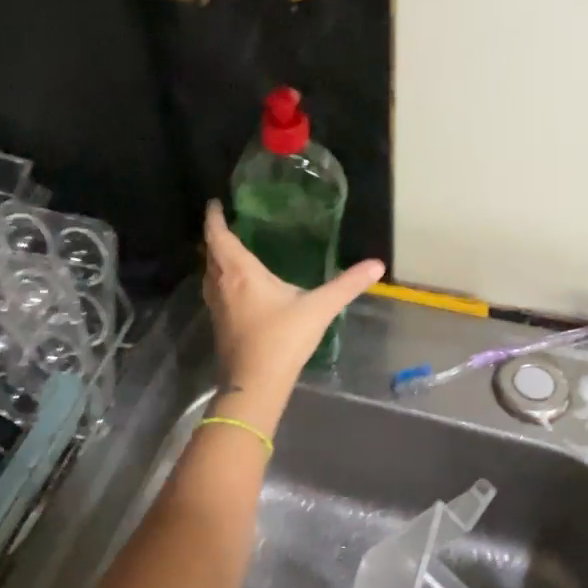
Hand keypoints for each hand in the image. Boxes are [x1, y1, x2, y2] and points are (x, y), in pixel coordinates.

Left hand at [202, 199, 383, 389]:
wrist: (255, 384)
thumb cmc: (282, 339)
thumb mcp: (319, 308)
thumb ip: (347, 285)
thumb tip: (377, 265)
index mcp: (240, 272)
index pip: (218, 237)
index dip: (213, 218)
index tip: (215, 203)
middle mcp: (222, 285)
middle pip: (211, 254)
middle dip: (215, 238)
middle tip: (226, 224)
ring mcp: (217, 307)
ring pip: (210, 275)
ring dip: (215, 261)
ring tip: (230, 252)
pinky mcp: (219, 326)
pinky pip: (215, 293)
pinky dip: (220, 282)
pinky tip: (237, 289)